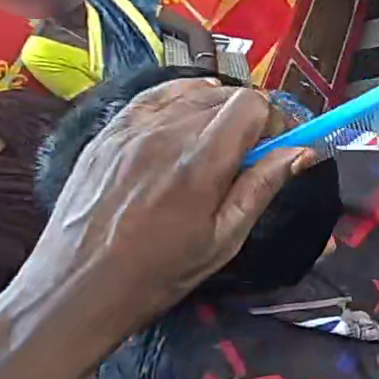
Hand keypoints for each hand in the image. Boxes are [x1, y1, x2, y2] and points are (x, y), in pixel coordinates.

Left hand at [11, 78, 312, 332]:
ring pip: (192, 91)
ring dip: (219, 108)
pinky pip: (155, 95)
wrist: (75, 288)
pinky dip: (181, 97)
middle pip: (226, 95)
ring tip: (222, 140)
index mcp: (201, 161)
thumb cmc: (157, 274)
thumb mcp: (223, 240)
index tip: (282, 143)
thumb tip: (303, 151)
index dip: (276, 119)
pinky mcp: (109, 131)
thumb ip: (262, 186)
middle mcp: (167, 131)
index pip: (252, 105)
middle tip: (256, 150)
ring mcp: (133, 127)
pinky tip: (188, 113)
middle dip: (252, 116)